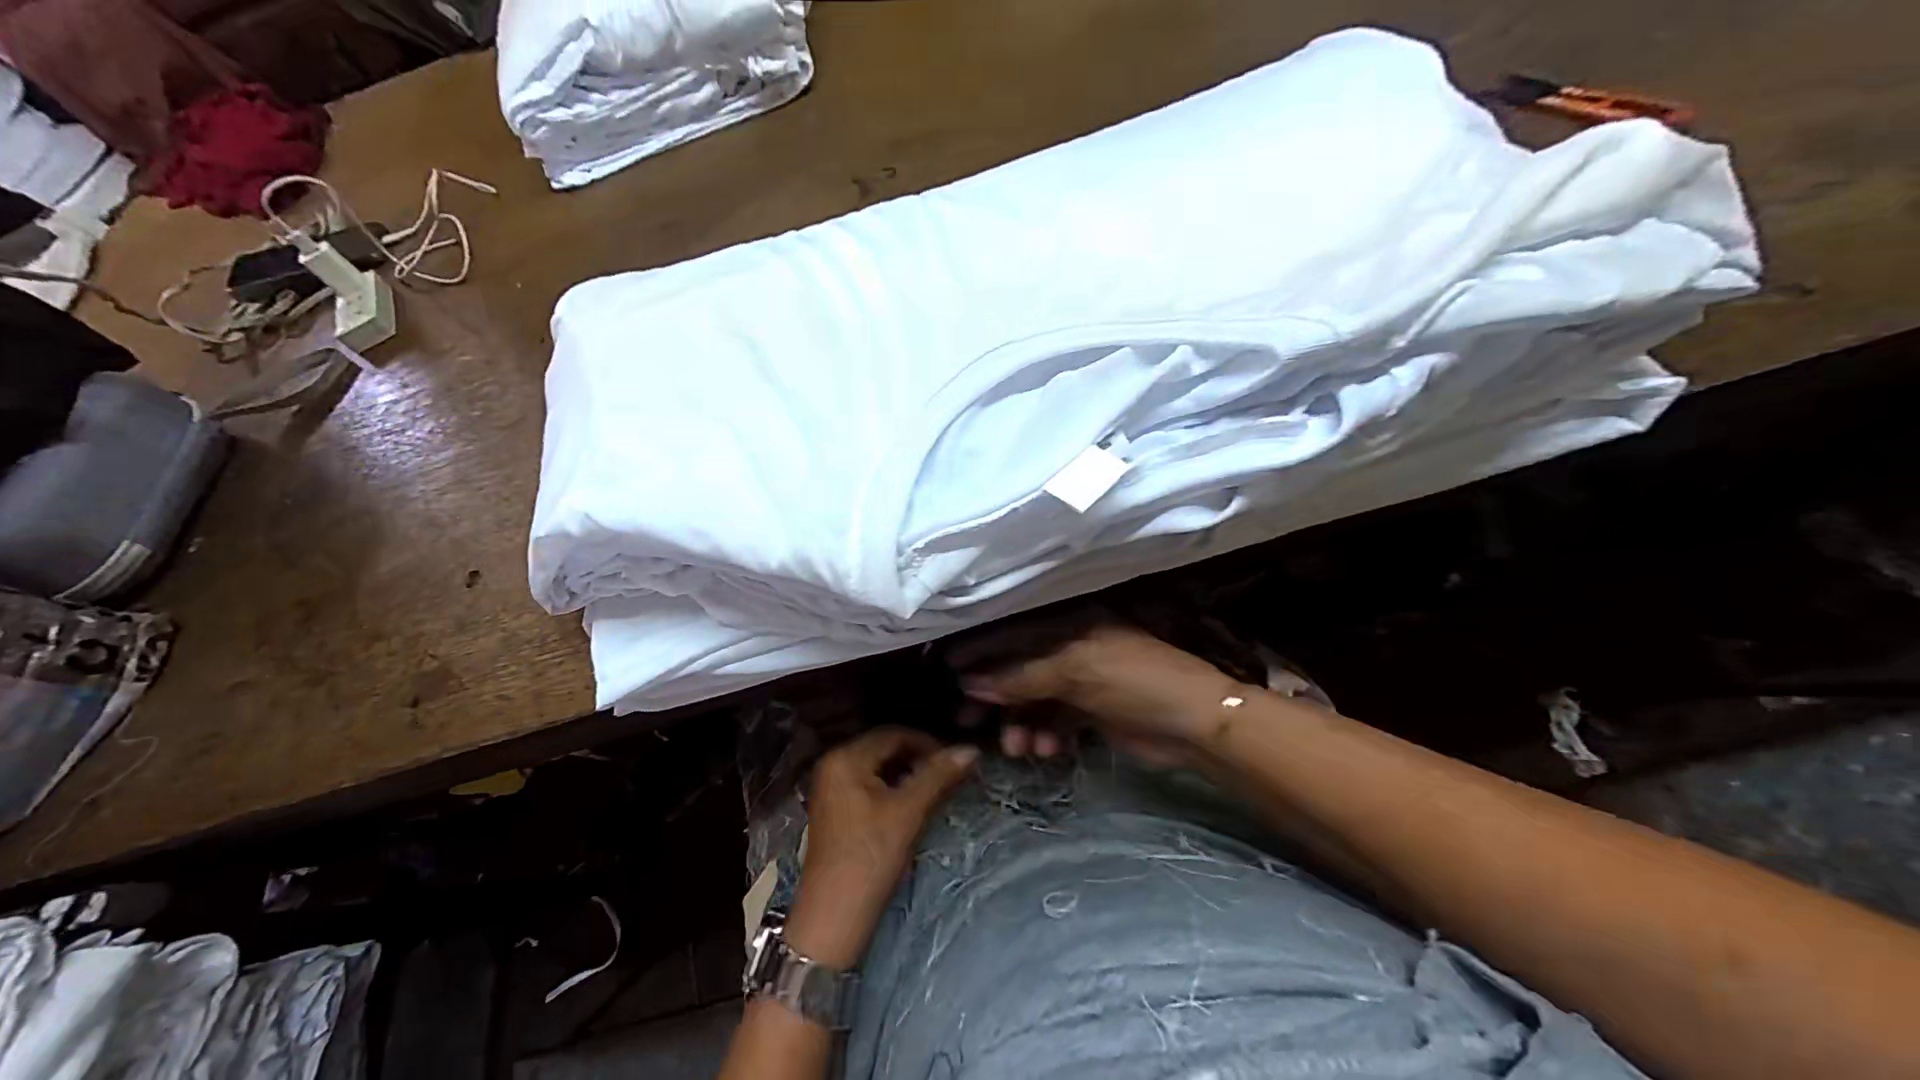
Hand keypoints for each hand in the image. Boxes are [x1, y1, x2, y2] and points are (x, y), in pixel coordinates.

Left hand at [788, 728, 978, 968]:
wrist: (834, 917)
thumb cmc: (871, 857)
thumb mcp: (909, 812)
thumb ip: (939, 776)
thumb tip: (971, 750)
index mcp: (844, 758)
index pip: (893, 734)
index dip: (928, 743)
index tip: (955, 761)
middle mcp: (832, 765)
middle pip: (884, 749)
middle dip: (918, 758)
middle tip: (948, 776)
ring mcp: (830, 788)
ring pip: (877, 768)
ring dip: (907, 774)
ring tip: (934, 791)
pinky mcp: (834, 809)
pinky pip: (868, 785)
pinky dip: (891, 789)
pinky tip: (910, 805)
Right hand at [954, 622, 1241, 765]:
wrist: (1195, 725)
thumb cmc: (1135, 681)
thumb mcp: (1075, 672)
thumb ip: (1021, 677)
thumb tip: (969, 682)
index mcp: (1071, 625)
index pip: (1015, 633)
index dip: (981, 650)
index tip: (947, 669)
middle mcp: (1072, 649)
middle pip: (1020, 670)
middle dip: (995, 697)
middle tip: (968, 722)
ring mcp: (1083, 681)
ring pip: (1034, 700)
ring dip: (1020, 724)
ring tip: (1018, 748)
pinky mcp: (1092, 712)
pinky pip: (1054, 721)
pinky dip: (1045, 735)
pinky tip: (1044, 750)